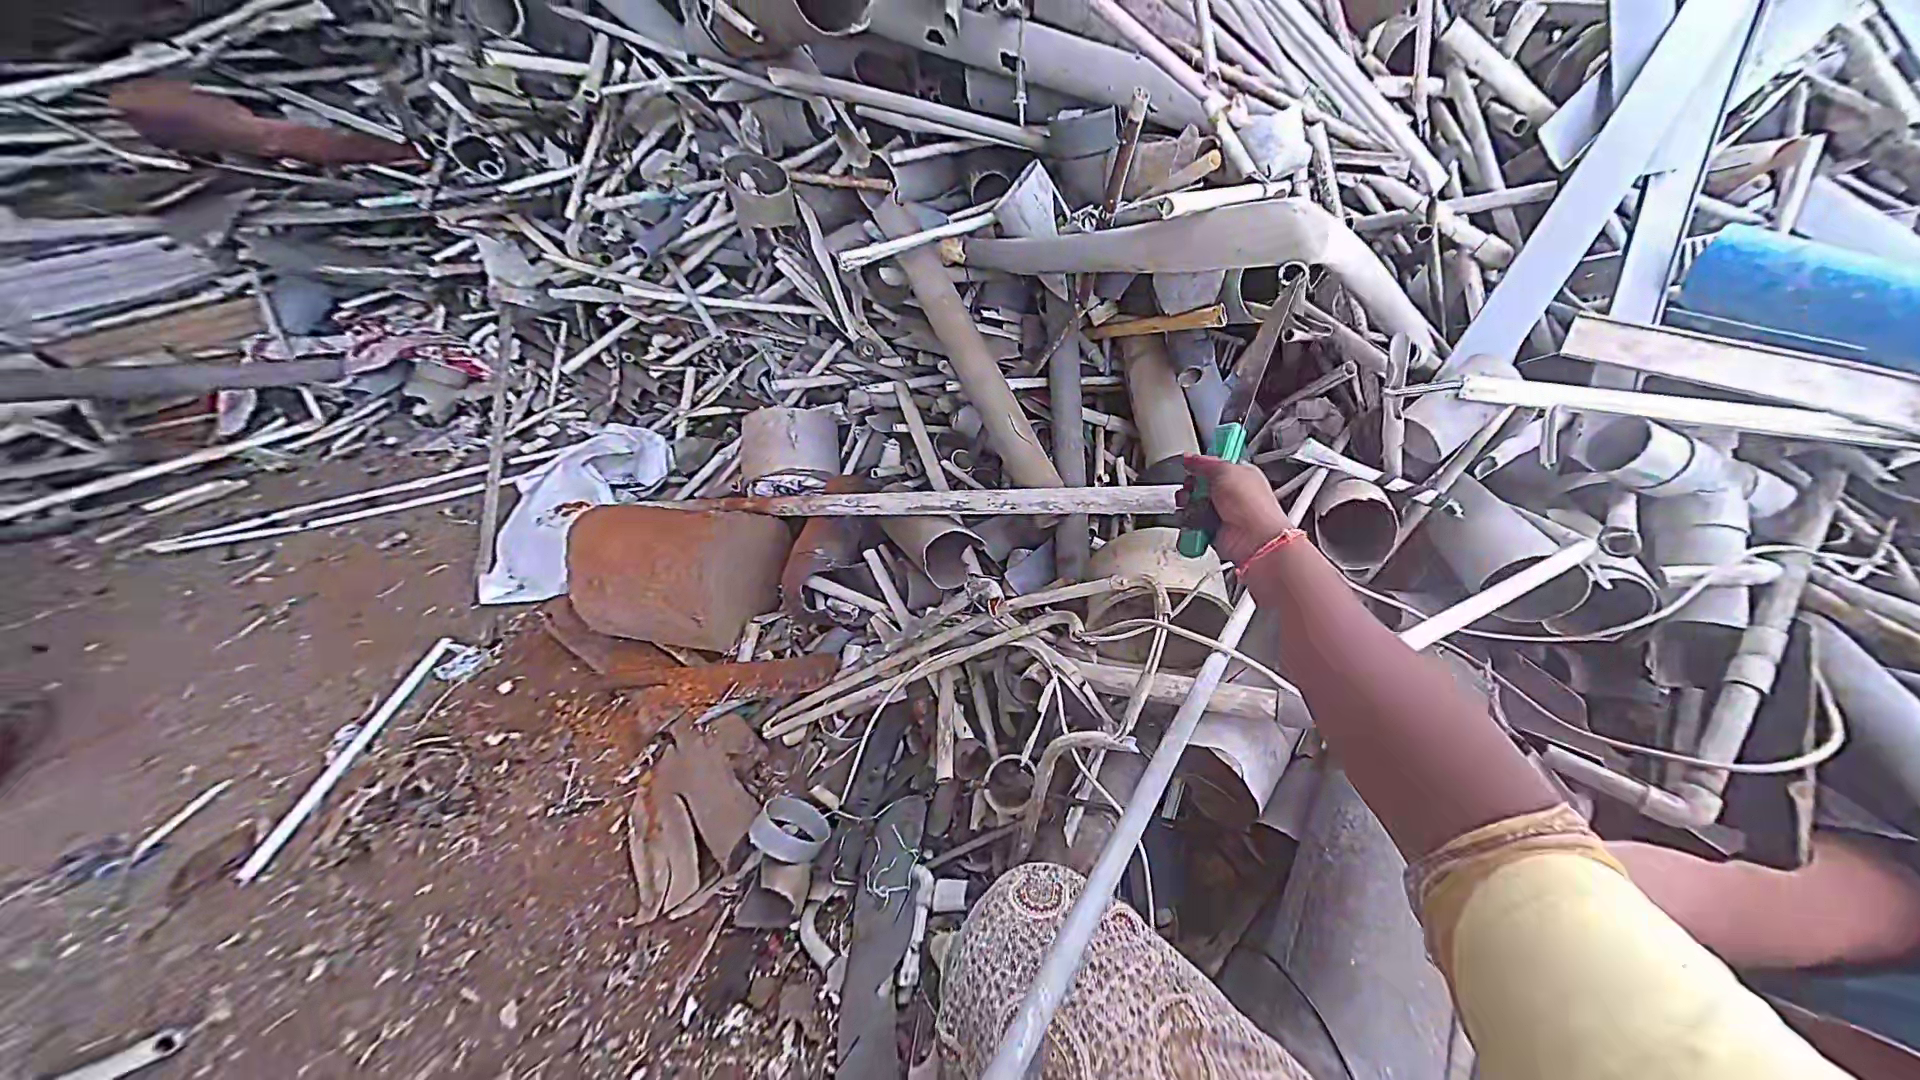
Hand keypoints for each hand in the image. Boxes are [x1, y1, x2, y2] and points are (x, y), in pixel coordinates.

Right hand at [1181, 454, 1291, 565]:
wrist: (1253, 539)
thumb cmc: (1250, 504)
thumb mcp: (1224, 470)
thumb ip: (1204, 462)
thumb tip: (1189, 458)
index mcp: (1240, 474)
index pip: (1215, 465)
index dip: (1201, 465)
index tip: (1192, 466)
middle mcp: (1232, 494)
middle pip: (1199, 485)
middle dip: (1190, 487)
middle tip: (1191, 489)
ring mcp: (1222, 513)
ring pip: (1193, 504)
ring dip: (1188, 505)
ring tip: (1192, 506)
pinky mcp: (1212, 530)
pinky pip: (1192, 523)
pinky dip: (1189, 522)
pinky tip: (1194, 520)